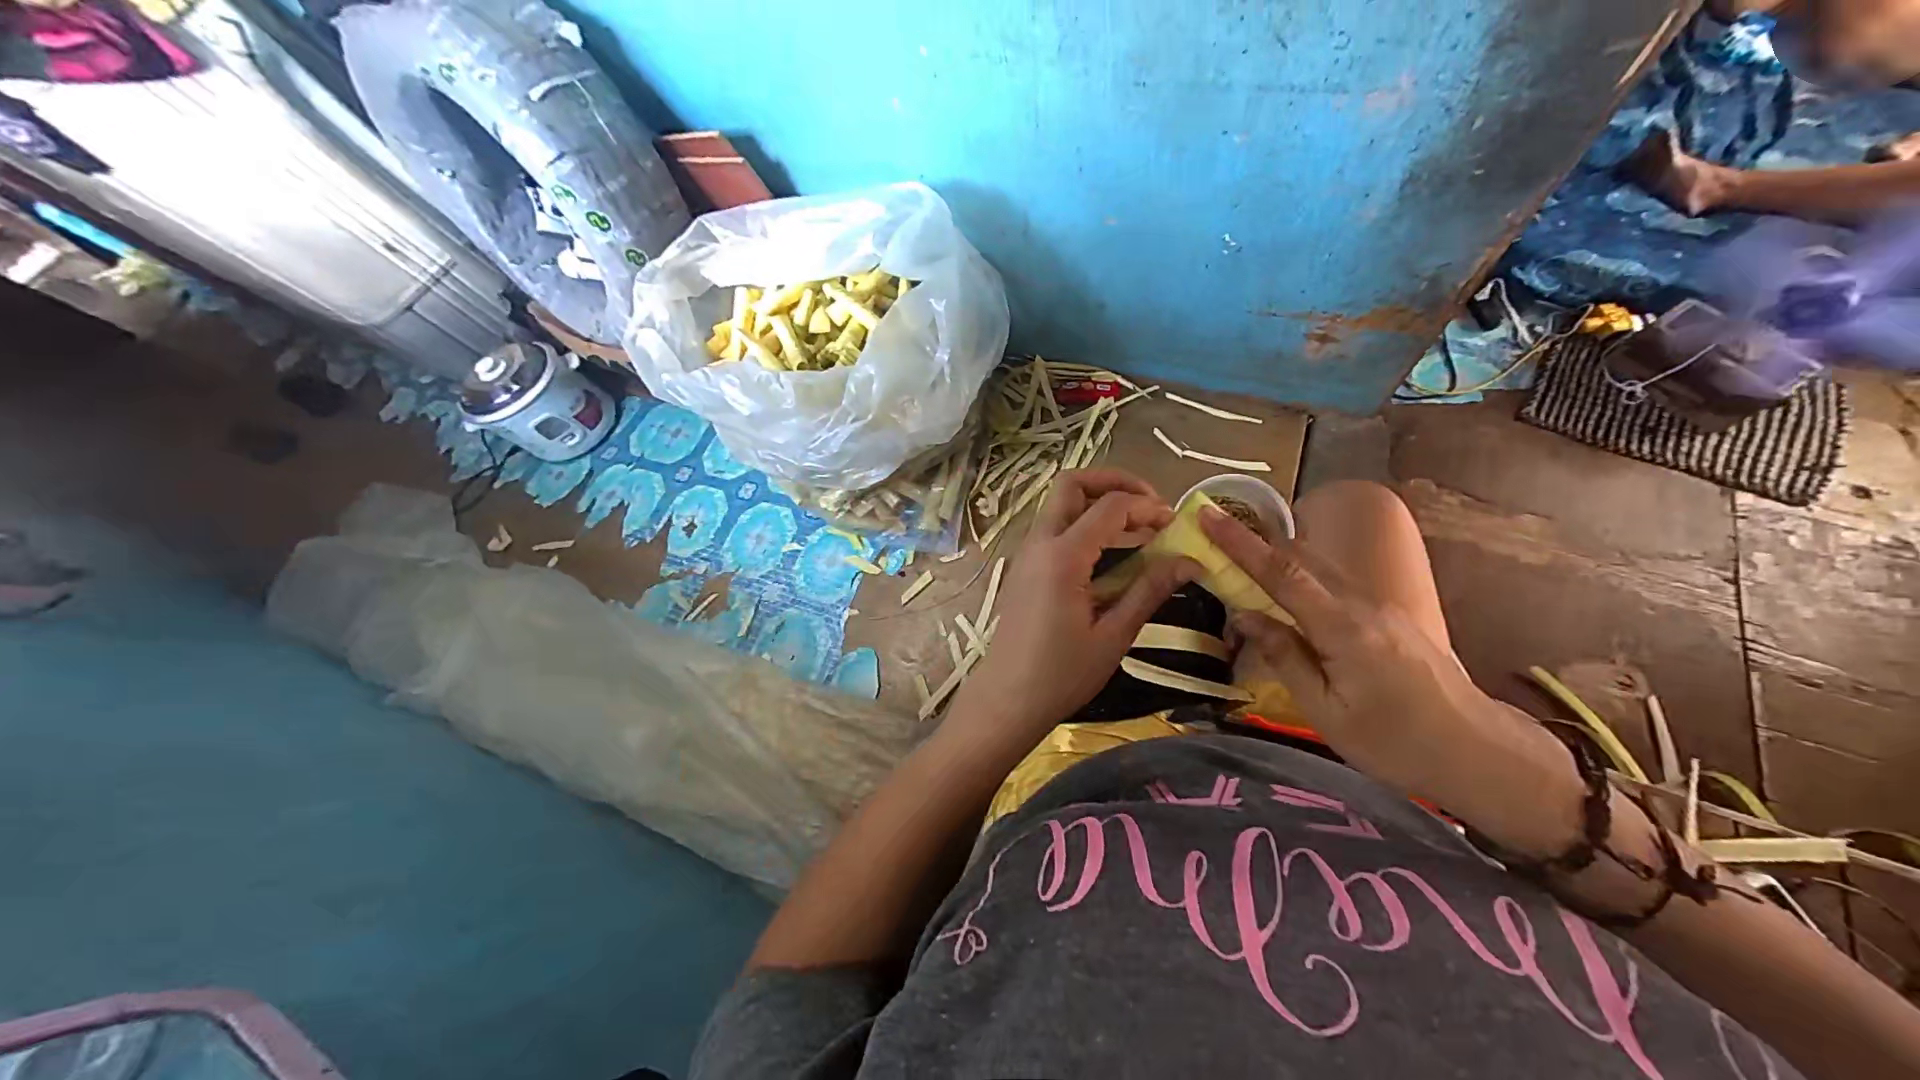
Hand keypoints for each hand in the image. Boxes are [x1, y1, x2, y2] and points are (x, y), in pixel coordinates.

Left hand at [946, 469, 1193, 745]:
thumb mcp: (1114, 635)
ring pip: (1061, 505)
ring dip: (1099, 504)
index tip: (1176, 523)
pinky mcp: (1024, 569)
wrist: (1005, 700)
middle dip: (1115, 483)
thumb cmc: (1061, 675)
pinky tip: (1112, 555)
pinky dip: (1084, 526)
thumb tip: (1191, 562)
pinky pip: (1055, 529)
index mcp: (1062, 556)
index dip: (1148, 507)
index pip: (1110, 507)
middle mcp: (1039, 544)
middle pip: (1073, 485)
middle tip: (1151, 505)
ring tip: (1140, 531)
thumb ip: (1150, 590)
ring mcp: (1027, 554)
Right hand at [1200, 506, 1588, 857]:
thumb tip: (1245, 616)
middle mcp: (1363, 604)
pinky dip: (1299, 577)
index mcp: (1343, 628)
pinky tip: (1284, 593)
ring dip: (1276, 557)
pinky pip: (1334, 585)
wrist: (1481, 753)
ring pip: (1319, 568)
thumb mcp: (1326, 712)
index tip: (1207, 515)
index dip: (1239, 543)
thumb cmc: (1396, 744)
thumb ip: (1284, 657)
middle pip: (1299, 558)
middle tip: (1210, 534)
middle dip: (1253, 541)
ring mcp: (1382, 606)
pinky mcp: (1390, 617)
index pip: (1281, 573)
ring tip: (1238, 560)